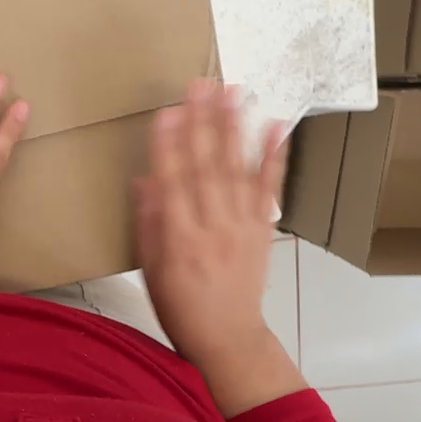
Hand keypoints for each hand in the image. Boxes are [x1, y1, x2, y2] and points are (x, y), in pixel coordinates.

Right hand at [135, 80, 305, 415]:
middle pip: (206, 167)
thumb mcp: (150, 268)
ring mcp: (242, 225)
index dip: (168, 146)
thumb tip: (146, 179)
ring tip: (234, 92)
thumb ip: (150, 223)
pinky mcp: (263, 228)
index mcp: (179, 239)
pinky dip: (274, 157)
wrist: (227, 336)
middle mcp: (213, 226)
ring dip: (234, 128)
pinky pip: (269, 188)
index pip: (172, 182)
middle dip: (202, 123)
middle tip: (201, 85)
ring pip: (237, 169)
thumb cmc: (178, 305)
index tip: (166, 112)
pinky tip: (275, 127)